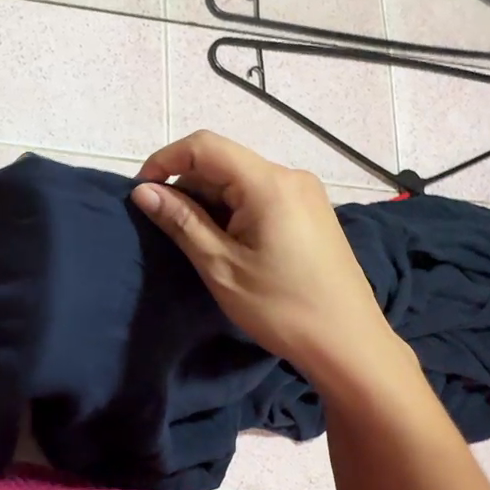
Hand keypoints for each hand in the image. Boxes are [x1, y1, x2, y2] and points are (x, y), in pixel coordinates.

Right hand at [132, 131, 395, 377]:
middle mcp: (289, 177)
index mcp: (268, 184)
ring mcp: (303, 193)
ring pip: (237, 179)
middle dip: (184, 185)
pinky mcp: (309, 211)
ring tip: (193, 241)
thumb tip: (142, 191)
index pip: (204, 146)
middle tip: (163, 226)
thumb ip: (180, 221)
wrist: (348, 343)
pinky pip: (257, 194)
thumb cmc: (280, 307)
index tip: (141, 193)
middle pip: (221, 161)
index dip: (164, 160)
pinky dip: (229, 209)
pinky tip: (224, 242)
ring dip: (206, 200)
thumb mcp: (219, 265)